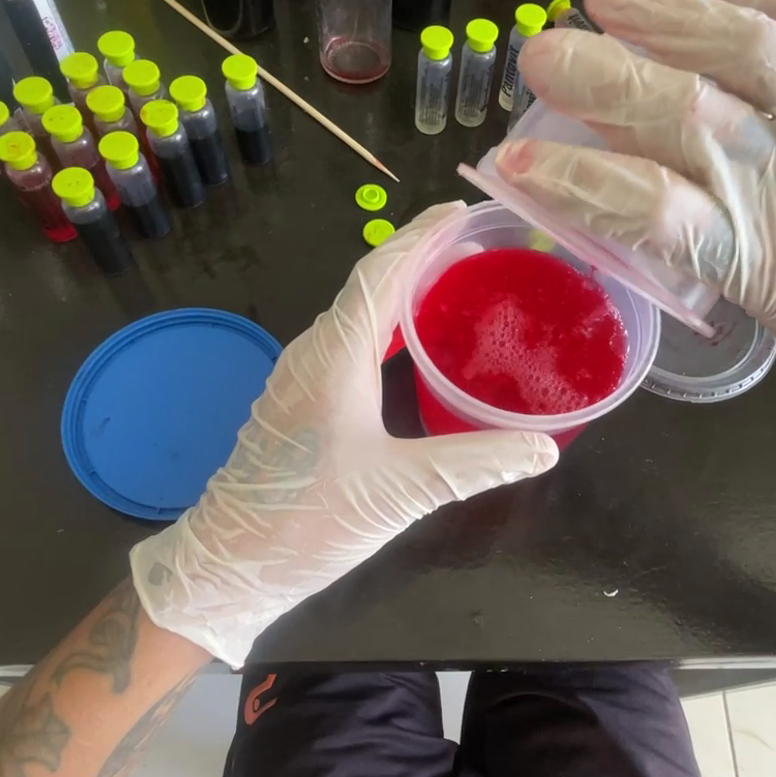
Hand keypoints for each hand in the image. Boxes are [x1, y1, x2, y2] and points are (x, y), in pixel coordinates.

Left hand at [130, 202, 559, 666]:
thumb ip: (476, 464)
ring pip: (352, 316)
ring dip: (396, 291)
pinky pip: (344, 343)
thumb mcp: (402, 491)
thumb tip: (546, 449)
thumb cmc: (309, 519)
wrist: (229, 564)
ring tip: (446, 285)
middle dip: (416, 256)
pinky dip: (381, 327)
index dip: (421, 237)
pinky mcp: (295, 402)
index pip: (381, 275)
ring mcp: (297, 377)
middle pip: (366, 287)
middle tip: (470, 247)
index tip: (458, 212)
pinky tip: (404, 348)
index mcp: (335, 357)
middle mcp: (313, 354)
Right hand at [496, 0, 775, 479]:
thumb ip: (715, 247)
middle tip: (541, 54)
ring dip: (660, 16)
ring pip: (739, 45)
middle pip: (669, 111)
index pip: (633, 203)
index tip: (513, 160)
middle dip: (591, 79)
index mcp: (756, 252)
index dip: (564, 177)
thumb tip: (648, 196)